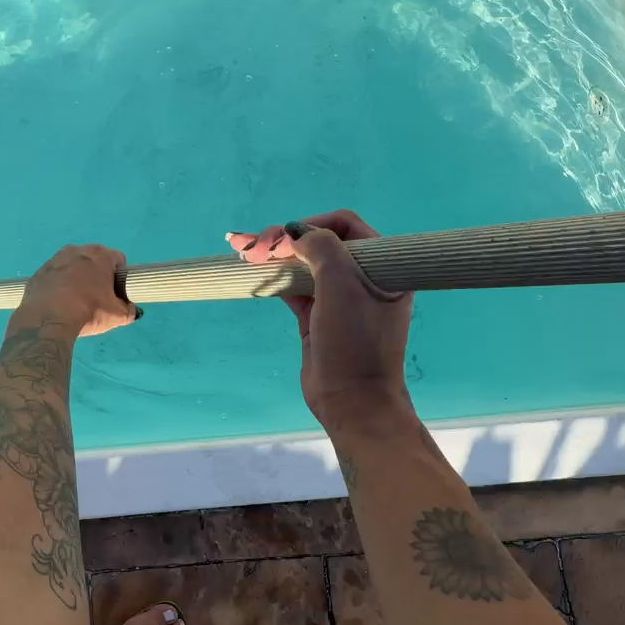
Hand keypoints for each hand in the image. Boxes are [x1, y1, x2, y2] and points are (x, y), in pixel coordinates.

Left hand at [17, 244, 138, 336]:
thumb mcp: (117, 316)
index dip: (120, 277)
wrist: (47, 319)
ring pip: (72, 266)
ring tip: (76, 301)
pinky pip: (54, 276)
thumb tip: (132, 310)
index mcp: (100, 255)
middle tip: (97, 298)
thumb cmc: (88, 311)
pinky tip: (58, 302)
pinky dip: (58, 285)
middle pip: (94, 260)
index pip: (118, 260)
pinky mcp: (39, 272)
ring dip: (76, 278)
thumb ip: (130, 311)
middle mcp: (77, 250)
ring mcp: (55, 259)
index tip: (116, 293)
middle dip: (97, 275)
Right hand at [227, 211, 413, 432]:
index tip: (284, 239)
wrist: (352, 400)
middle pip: (319, 244)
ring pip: (303, 266)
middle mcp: (363, 278)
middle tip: (250, 245)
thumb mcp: (342, 284)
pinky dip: (275, 278)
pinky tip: (254, 273)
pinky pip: (295, 288)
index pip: (345, 225)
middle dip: (283, 240)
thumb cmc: (354, 339)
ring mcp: (340, 298)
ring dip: (274, 257)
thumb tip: (295, 234)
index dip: (312, 225)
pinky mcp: (319, 317)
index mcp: (382, 266)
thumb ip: (321, 248)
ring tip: (241, 251)